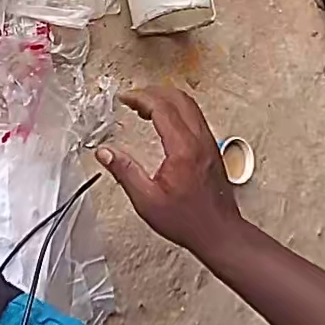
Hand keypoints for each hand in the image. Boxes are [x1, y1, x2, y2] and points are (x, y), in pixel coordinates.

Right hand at [95, 87, 253, 258]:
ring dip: (166, 99)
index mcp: (183, 148)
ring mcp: (208, 143)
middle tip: (133, 98)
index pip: (162, 107)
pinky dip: (177, 110)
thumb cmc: (188, 220)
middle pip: (178, 98)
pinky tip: (164, 122)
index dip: (140, 97)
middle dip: (153, 92)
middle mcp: (199, 140)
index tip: (125, 98)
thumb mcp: (147, 200)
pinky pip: (195, 117)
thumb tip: (104, 153)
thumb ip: (124, 172)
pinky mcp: (211, 149)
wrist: (219, 233)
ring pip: (190, 105)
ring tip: (144, 107)